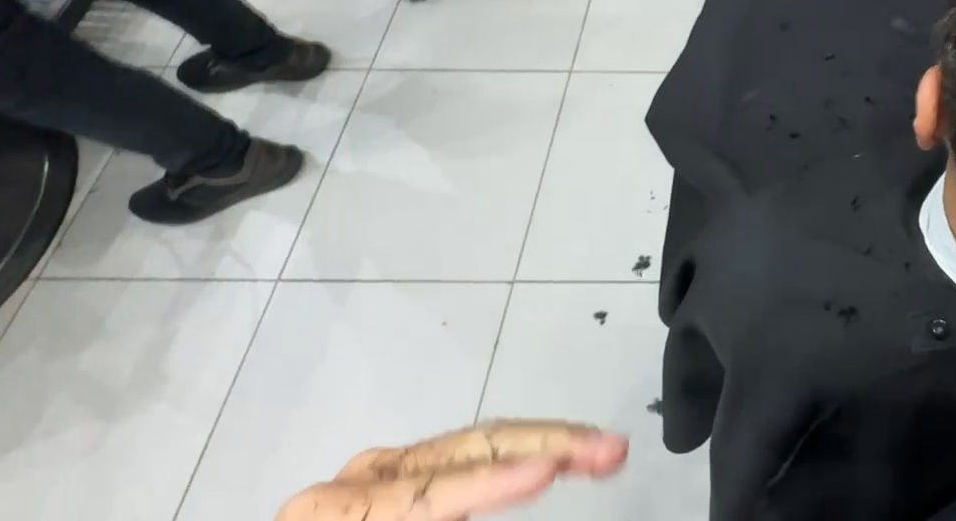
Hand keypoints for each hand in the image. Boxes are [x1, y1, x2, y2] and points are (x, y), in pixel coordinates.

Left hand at [275, 420, 627, 520]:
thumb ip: (437, 508)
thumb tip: (530, 469)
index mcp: (341, 513)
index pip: (435, 494)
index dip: (497, 482)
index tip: (550, 472)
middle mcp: (367, 477)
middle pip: (473, 448)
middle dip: (551, 446)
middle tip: (614, 450)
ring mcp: (385, 472)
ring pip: (481, 443)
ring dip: (549, 444)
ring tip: (605, 450)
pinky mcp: (400, 478)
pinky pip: (469, 458)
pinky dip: (520, 456)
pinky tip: (557, 457)